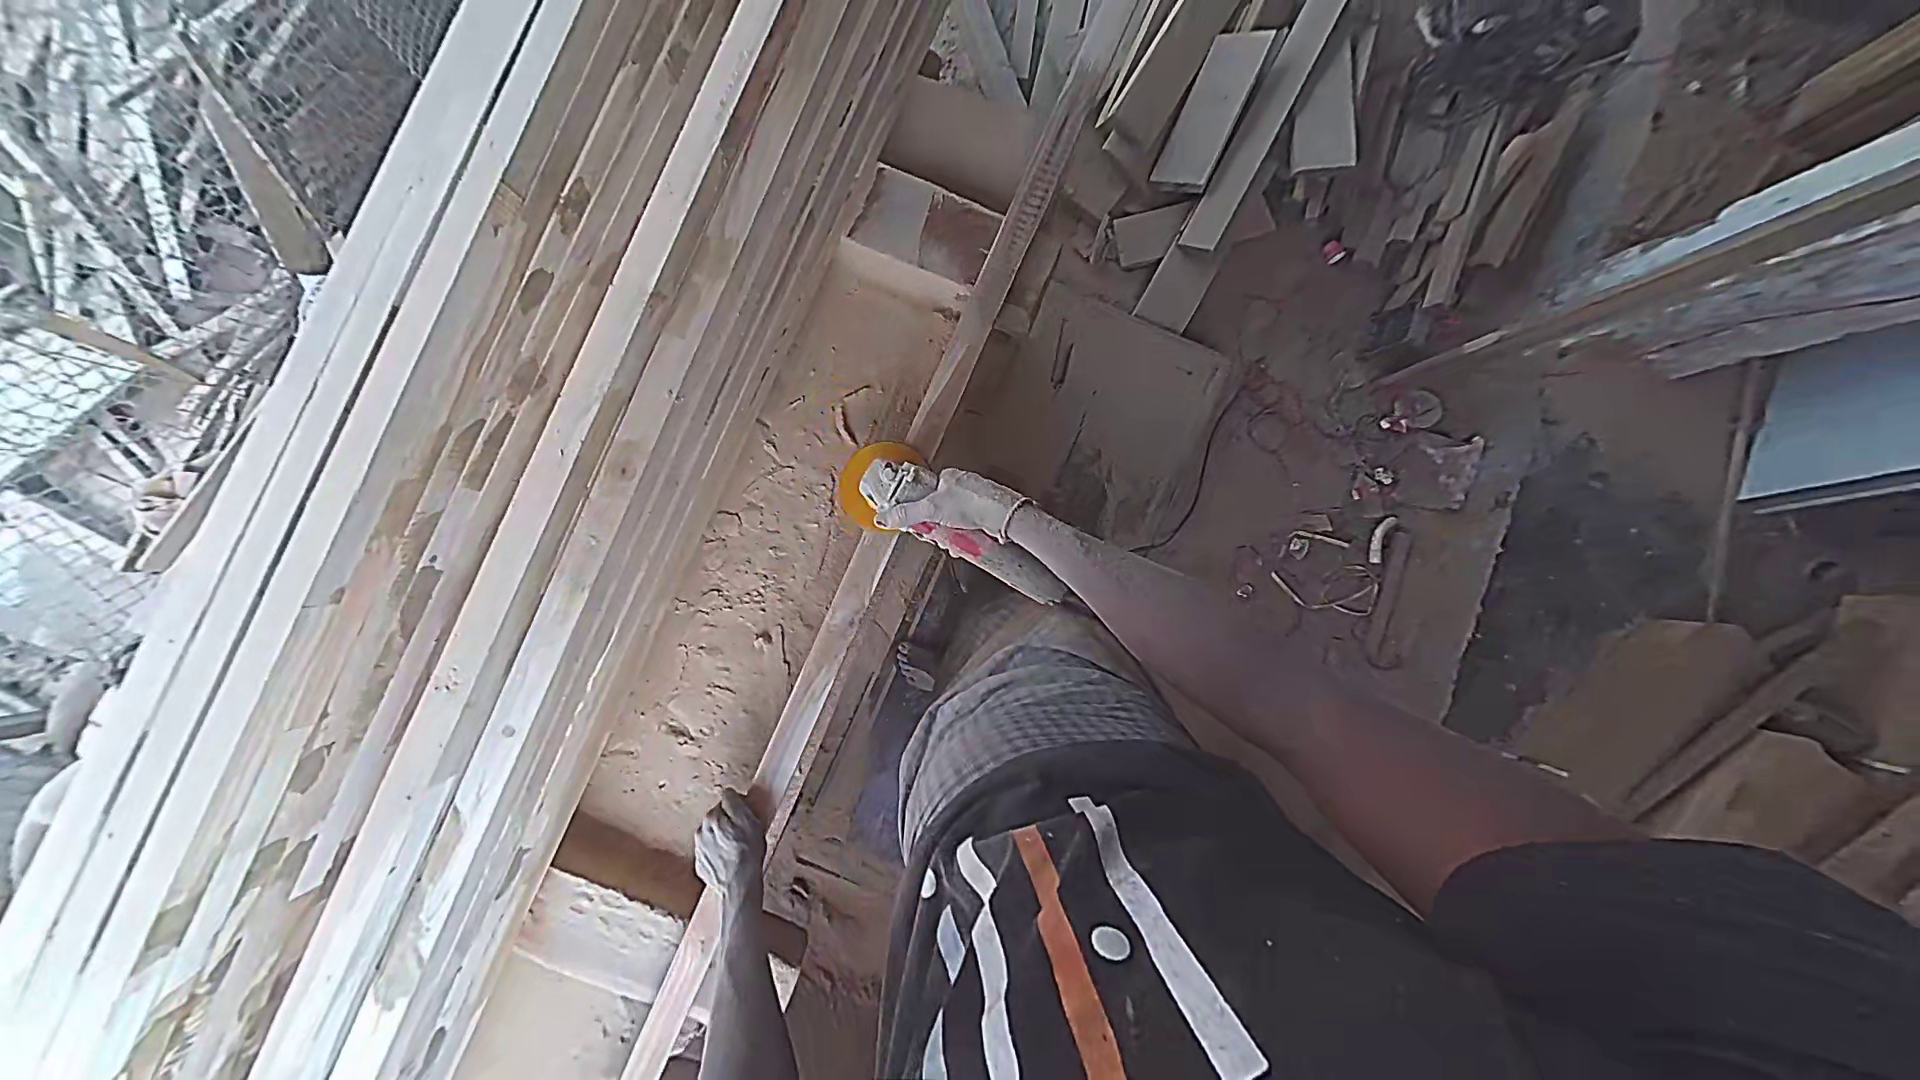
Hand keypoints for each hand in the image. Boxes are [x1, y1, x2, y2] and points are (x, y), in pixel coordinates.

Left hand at [695, 789, 765, 900]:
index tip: (746, 814)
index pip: (727, 798)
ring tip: (736, 847)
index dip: (740, 804)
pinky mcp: (700, 862)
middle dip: (729, 820)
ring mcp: (699, 847)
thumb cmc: (747, 853)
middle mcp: (702, 829)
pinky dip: (718, 850)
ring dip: (723, 835)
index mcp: (713, 816)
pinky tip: (729, 857)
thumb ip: (736, 803)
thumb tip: (728, 793)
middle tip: (743, 831)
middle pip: (718, 815)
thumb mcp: (750, 820)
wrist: (737, 884)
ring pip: (714, 832)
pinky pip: (711, 849)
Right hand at [874, 468, 1029, 541]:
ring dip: (953, 534)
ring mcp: (978, 498)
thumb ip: (906, 514)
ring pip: (957, 519)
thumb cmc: (972, 504)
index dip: (922, 510)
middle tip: (938, 535)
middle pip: (942, 509)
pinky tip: (967, 542)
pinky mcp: (988, 512)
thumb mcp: (931, 509)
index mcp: (949, 476)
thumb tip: (883, 517)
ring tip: (954, 542)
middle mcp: (964, 485)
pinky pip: (971, 525)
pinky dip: (967, 536)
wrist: (1002, 516)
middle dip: (938, 526)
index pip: (928, 492)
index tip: (921, 522)